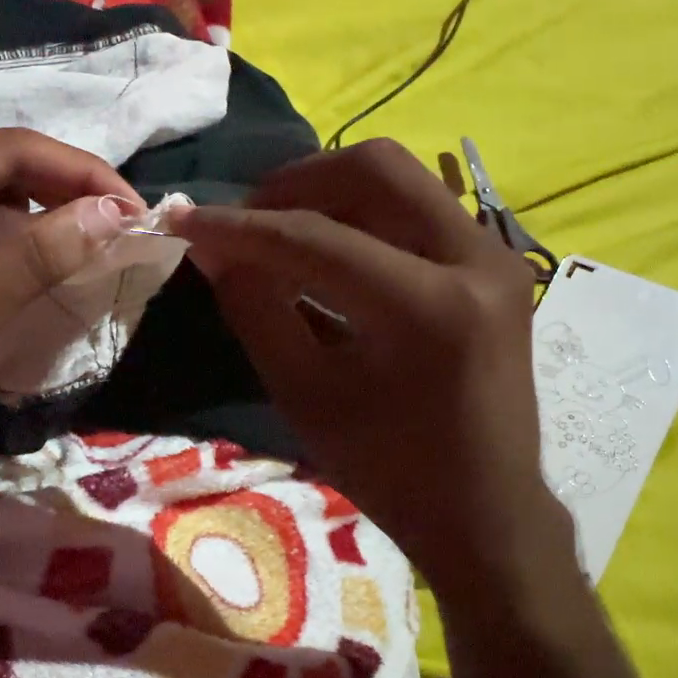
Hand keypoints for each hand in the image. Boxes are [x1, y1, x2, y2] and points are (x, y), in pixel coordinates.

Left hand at [0, 129, 140, 437]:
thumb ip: (37, 260)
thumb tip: (109, 213)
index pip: (17, 150)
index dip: (82, 174)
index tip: (133, 209)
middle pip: (4, 159)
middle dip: (66, 186)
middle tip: (118, 222)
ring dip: (40, 204)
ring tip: (88, 233)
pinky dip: (8, 224)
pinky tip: (35, 248)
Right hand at [171, 139, 566, 578]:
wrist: (483, 508)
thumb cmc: (384, 467)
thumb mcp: (301, 393)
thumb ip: (253, 311)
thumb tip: (211, 250)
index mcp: (426, 309)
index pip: (314, 239)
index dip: (238, 227)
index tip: (183, 221)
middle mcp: (474, 260)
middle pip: (373, 169)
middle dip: (290, 184)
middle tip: (240, 221)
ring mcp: (494, 255)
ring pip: (397, 179)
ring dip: (323, 192)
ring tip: (271, 232)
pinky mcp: (493, 263)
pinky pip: (415, 207)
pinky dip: (357, 214)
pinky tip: (319, 249)